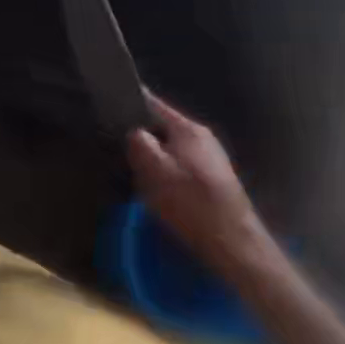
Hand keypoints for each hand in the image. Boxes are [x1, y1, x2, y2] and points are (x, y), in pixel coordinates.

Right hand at [127, 92, 271, 273]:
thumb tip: (134, 132)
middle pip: (164, 127)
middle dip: (142, 134)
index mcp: (187, 128)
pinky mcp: (215, 181)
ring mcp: (212, 158)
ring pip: (173, 148)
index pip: (153, 104)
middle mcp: (203, 137)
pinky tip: (158, 189)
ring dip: (155, 156)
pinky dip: (168, 172)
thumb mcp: (154, 169)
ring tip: (134, 168)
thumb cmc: (190, 201)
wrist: (233, 242)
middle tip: (118, 144)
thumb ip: (139, 143)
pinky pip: (183, 166)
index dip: (131, 102)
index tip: (111, 105)